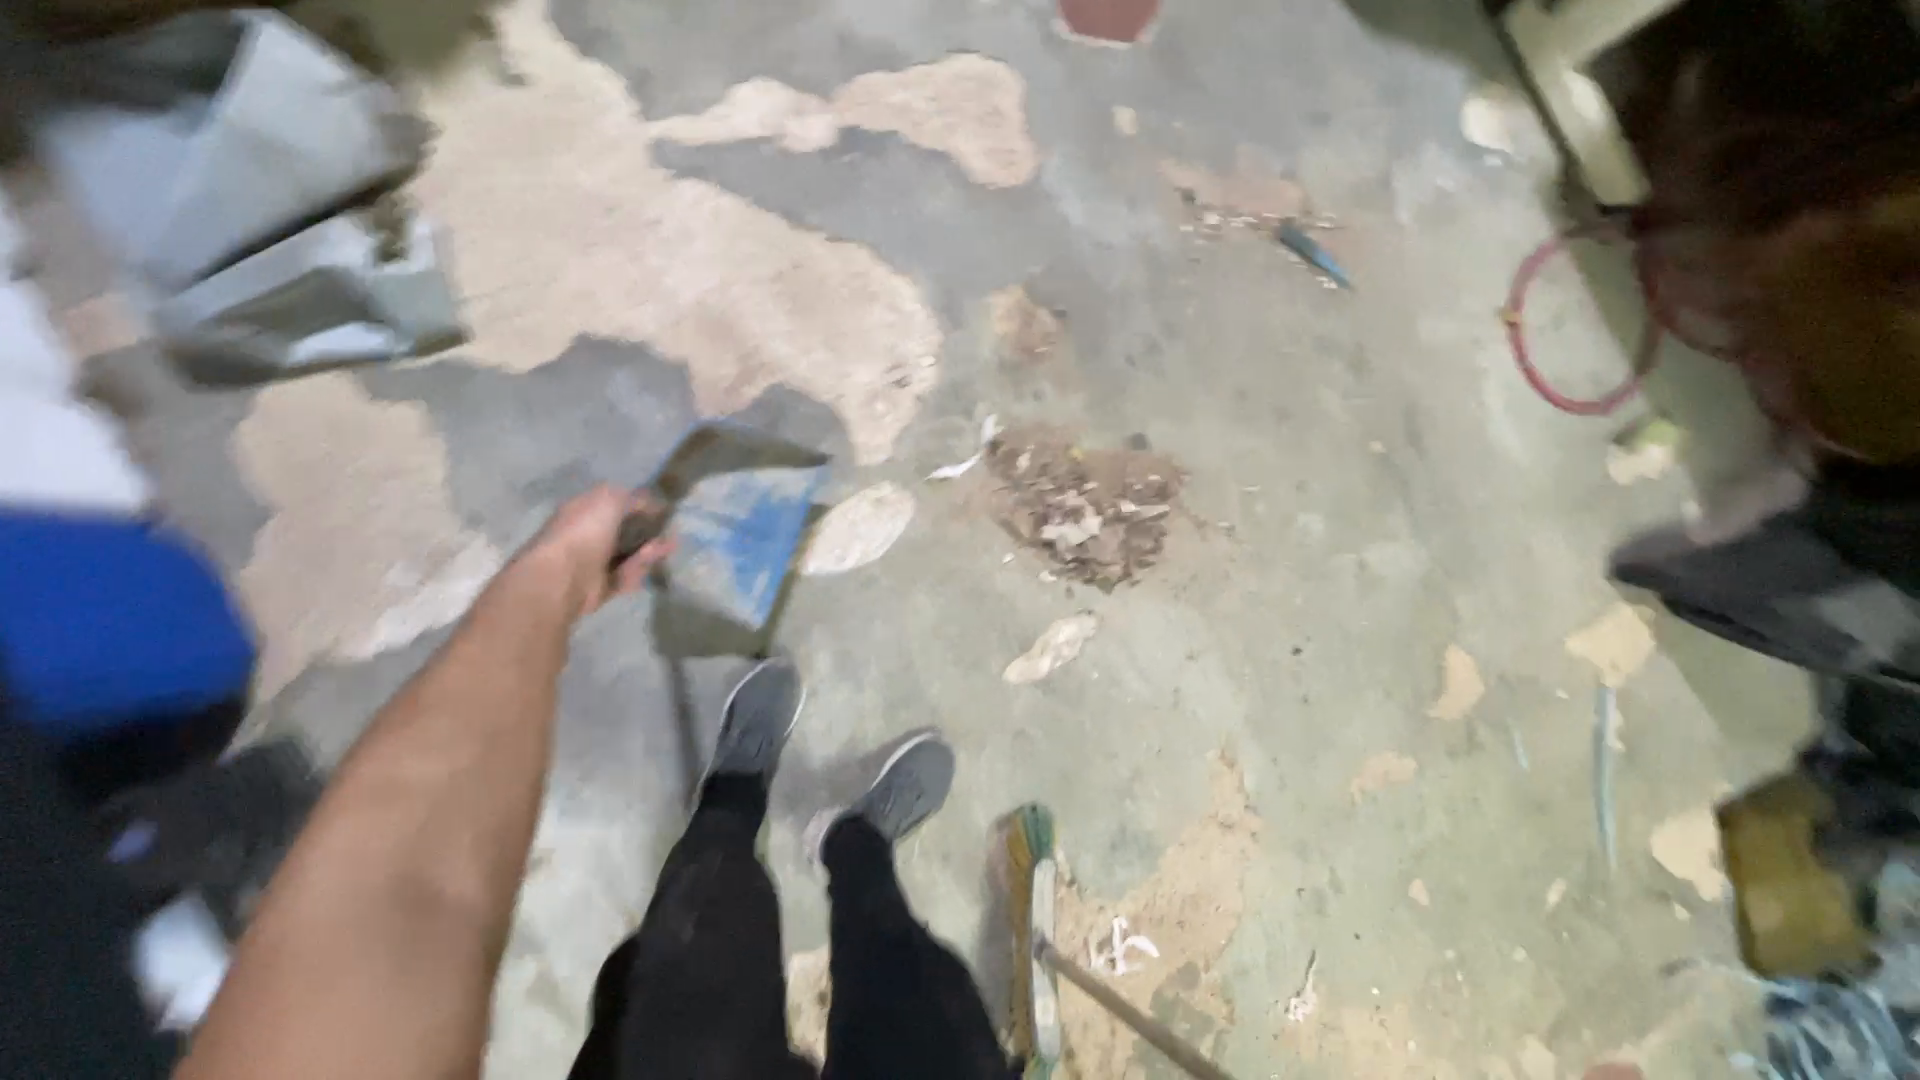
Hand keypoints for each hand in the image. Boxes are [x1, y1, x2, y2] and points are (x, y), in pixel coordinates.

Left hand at [519, 486, 674, 618]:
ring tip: (670, 545)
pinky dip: (640, 569)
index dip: (639, 504)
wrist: (563, 576)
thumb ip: (634, 498)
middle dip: (650, 530)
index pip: (615, 504)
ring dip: (650, 549)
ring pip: (630, 554)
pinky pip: (627, 576)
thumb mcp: (611, 499)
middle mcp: (588, 535)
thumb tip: (652, 501)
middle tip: (671, 529)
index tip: (663, 507)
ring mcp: (594, 562)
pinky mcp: (603, 586)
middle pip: (625, 531)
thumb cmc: (584, 531)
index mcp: (583, 510)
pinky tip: (651, 562)